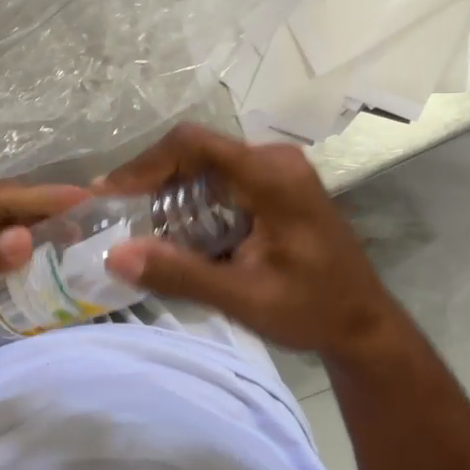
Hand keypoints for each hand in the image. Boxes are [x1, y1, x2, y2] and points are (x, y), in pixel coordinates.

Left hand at [0, 181, 90, 386]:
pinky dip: (34, 263)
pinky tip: (61, 264)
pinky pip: (10, 266)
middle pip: (7, 213)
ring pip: (12, 237)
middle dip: (45, 211)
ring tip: (86, 236)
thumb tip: (26, 237)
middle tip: (93, 214)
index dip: (35, 197)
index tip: (78, 197)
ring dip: (43, 235)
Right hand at [99, 124, 408, 361]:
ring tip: (136, 228)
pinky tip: (173, 234)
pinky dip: (187, 201)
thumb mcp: (242, 297)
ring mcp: (276, 172)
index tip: (106, 195)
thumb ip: (179, 274)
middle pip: (193, 152)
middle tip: (113, 217)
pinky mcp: (274, 187)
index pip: (192, 145)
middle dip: (148, 182)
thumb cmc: (311, 310)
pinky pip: (217, 180)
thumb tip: (115, 255)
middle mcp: (274, 161)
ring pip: (202, 166)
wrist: (363, 324)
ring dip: (166, 193)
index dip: (142, 165)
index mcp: (272, 177)